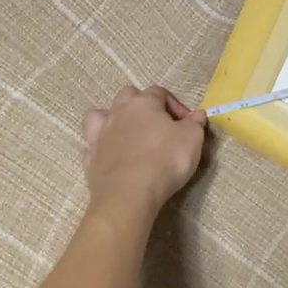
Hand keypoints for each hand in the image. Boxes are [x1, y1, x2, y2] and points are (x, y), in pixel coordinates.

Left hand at [81, 86, 205, 222]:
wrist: (129, 195)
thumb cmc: (165, 160)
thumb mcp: (192, 139)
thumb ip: (195, 123)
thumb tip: (197, 114)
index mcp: (144, 103)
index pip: (160, 92)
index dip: (176, 105)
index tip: (187, 123)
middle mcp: (118, 112)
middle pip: (128, 96)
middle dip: (142, 105)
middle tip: (157, 124)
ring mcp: (100, 134)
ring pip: (100, 114)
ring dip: (114, 119)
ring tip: (128, 133)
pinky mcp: (89, 158)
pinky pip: (94, 143)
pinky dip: (104, 146)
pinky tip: (114, 156)